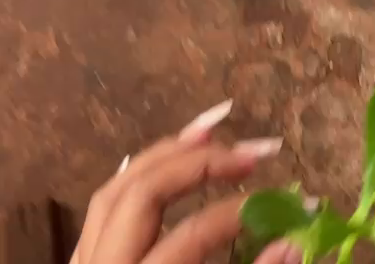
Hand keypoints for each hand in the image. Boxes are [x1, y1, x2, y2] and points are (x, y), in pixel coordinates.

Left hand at [70, 100, 294, 263]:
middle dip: (203, 161)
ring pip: (117, 186)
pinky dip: (141, 170)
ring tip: (217, 125)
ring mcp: (82, 263)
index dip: (238, 215)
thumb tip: (294, 241)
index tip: (287, 202)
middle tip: (257, 150)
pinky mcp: (80, 263)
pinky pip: (105, 202)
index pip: (190, 235)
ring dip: (170, 151)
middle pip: (143, 191)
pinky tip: (172, 156)